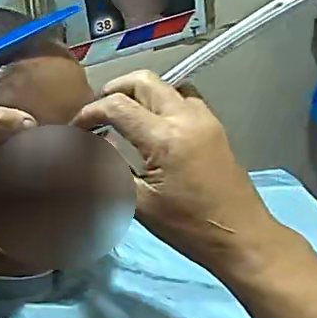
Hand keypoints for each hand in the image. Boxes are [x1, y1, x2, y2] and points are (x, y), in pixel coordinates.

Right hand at [72, 71, 286, 268]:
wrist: (242, 237)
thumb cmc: (188, 227)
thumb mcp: (140, 203)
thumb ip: (108, 170)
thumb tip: (82, 151)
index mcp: (164, 137)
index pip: (117, 106)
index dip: (89, 113)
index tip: (74, 129)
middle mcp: (186, 117)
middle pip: (142, 81)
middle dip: (113, 90)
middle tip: (96, 114)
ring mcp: (205, 118)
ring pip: (165, 85)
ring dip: (139, 93)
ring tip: (122, 117)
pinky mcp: (214, 126)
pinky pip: (184, 97)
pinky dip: (162, 101)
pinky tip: (152, 125)